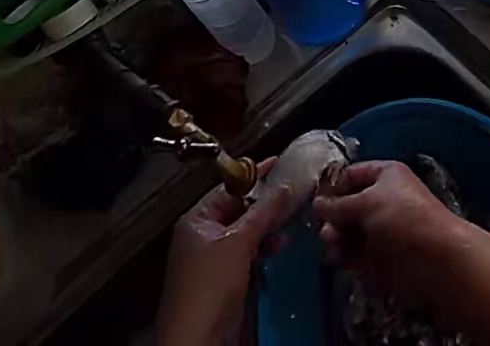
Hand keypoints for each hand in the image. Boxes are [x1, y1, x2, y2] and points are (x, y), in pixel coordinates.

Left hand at [155, 158, 292, 345]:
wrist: (197, 341)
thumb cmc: (211, 284)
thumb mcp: (240, 241)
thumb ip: (264, 211)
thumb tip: (285, 185)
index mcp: (197, 220)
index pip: (229, 188)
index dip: (254, 175)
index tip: (278, 162)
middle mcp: (203, 234)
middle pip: (239, 208)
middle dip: (265, 203)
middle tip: (292, 191)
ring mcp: (214, 256)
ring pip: (246, 230)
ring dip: (268, 225)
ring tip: (291, 218)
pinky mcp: (225, 276)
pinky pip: (248, 250)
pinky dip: (264, 245)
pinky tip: (280, 245)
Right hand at [310, 160, 477, 304]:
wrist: (433, 257)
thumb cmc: (402, 217)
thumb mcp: (367, 202)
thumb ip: (338, 205)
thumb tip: (316, 204)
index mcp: (385, 175)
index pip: (352, 173)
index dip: (332, 184)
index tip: (311, 198)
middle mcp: (382, 198)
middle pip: (347, 203)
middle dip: (332, 214)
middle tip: (321, 226)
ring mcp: (380, 228)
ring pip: (348, 229)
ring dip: (335, 235)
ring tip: (330, 241)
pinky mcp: (378, 256)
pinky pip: (354, 250)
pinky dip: (343, 252)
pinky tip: (336, 256)